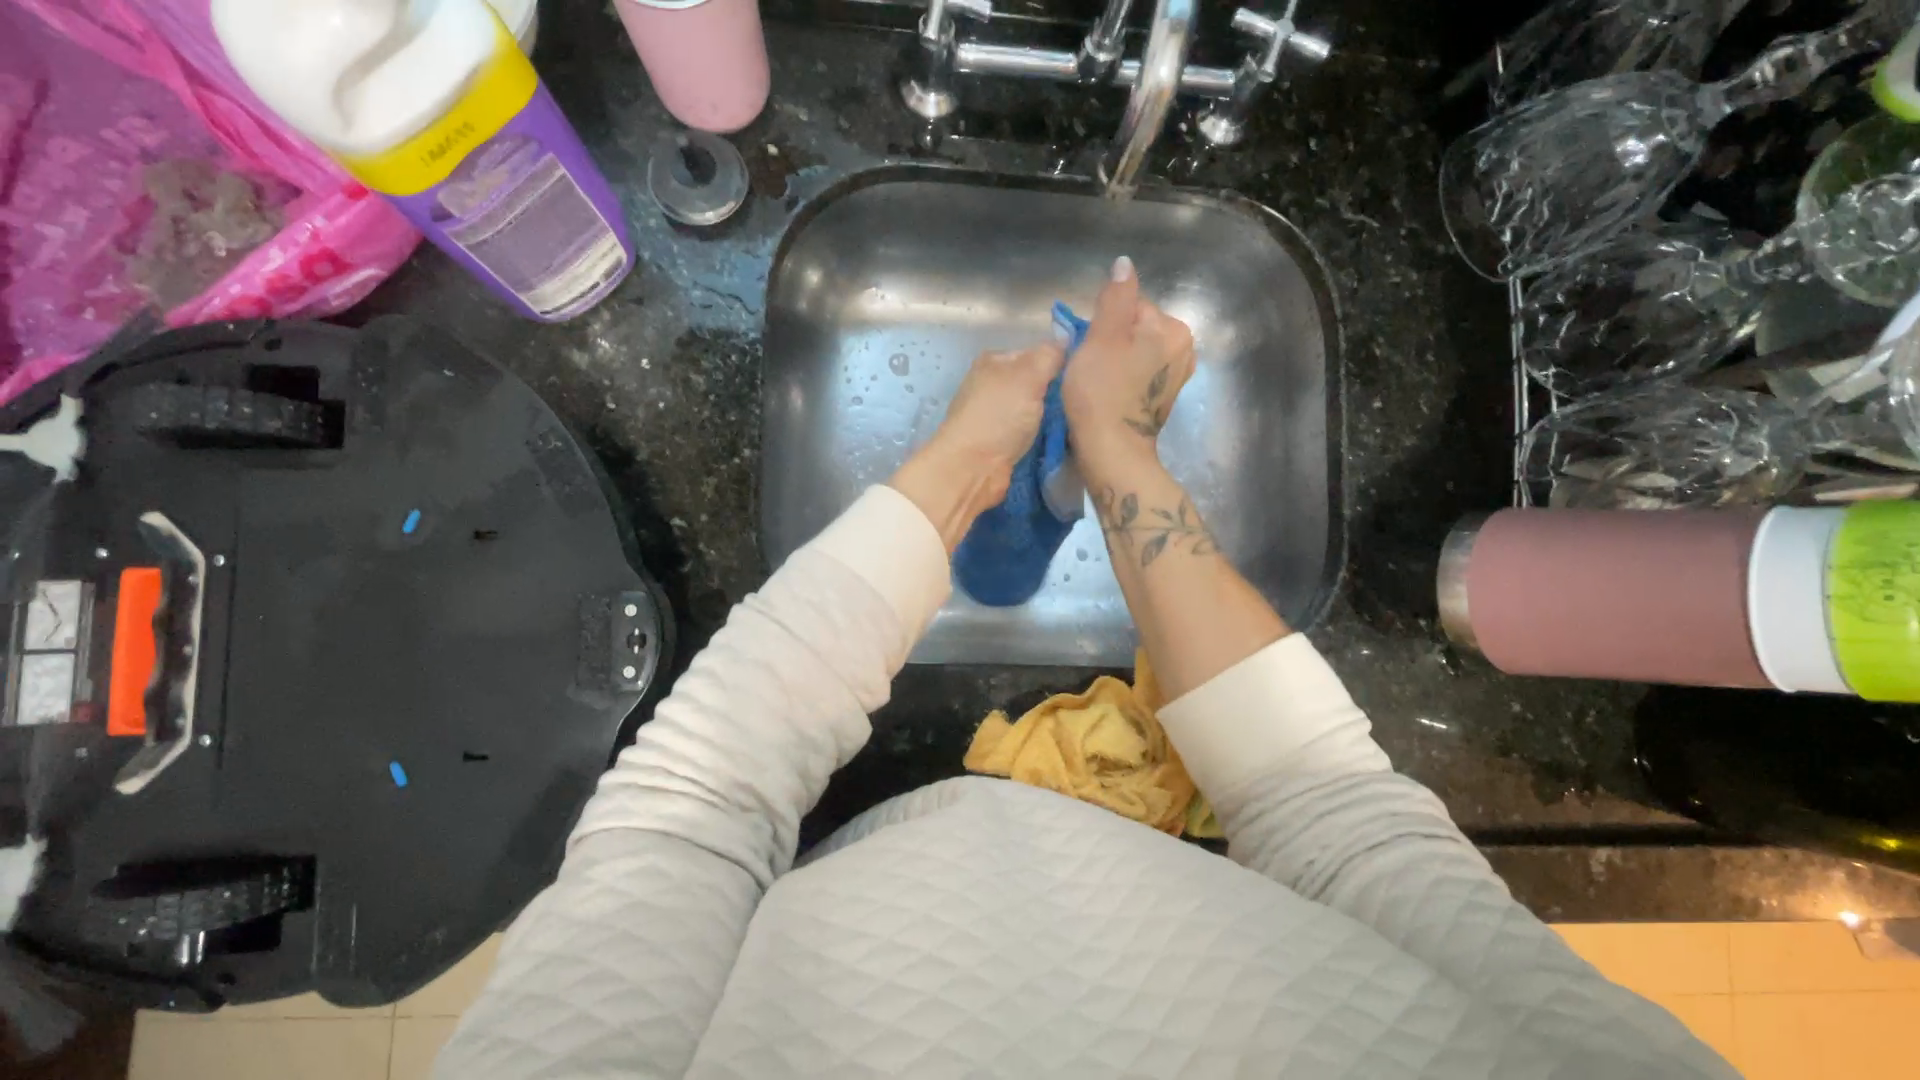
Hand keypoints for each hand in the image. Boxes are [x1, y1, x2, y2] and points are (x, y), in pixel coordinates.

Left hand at [889, 343, 1066, 549]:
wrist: (972, 469)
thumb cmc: (998, 415)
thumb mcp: (1028, 375)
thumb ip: (1050, 355)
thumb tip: (1067, 340)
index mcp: (994, 362)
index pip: (1037, 353)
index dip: (1061, 362)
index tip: (1085, 376)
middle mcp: (993, 386)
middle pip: (1038, 383)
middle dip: (1059, 393)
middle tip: (1086, 402)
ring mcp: (997, 416)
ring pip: (1038, 411)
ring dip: (1056, 418)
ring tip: (1082, 422)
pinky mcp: (1002, 444)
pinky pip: (1034, 434)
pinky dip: (1047, 437)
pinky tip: (1066, 440)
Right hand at [1061, 256, 1196, 481]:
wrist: (1112, 452)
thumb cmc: (1102, 392)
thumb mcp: (1102, 336)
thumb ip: (1115, 297)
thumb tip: (1124, 263)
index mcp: (1173, 329)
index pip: (1130, 306)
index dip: (1102, 324)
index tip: (1089, 349)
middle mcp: (1183, 350)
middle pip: (1133, 329)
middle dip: (1108, 343)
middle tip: (1089, 368)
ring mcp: (1174, 378)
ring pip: (1132, 353)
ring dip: (1111, 362)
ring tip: (1094, 383)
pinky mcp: (1161, 400)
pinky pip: (1136, 376)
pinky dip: (1120, 381)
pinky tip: (1106, 396)